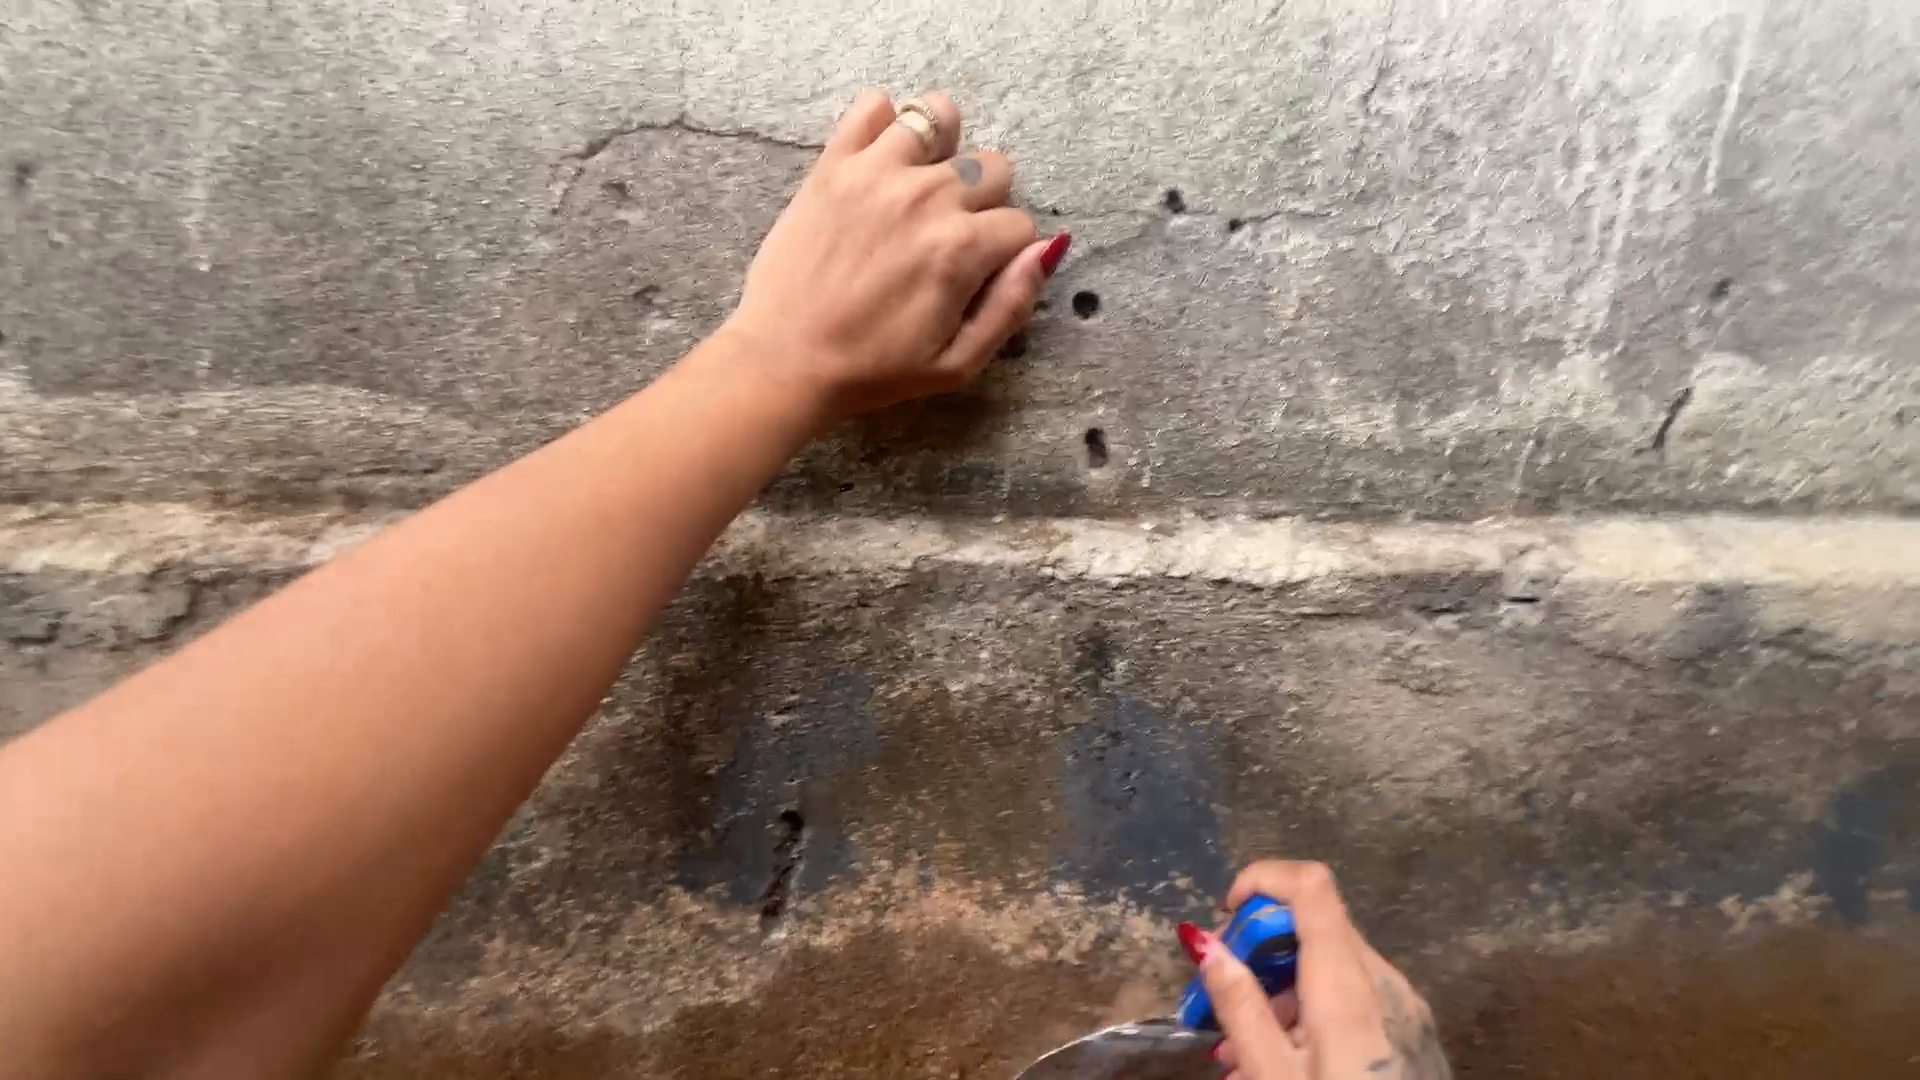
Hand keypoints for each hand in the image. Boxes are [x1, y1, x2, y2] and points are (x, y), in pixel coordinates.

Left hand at [723, 90, 1068, 418]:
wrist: (786, 360)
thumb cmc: (872, 370)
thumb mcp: (956, 364)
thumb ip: (1010, 307)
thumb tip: (1047, 252)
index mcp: (960, 250)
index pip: (1020, 225)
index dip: (1008, 254)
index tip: (981, 274)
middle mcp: (926, 198)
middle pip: (993, 167)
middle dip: (986, 202)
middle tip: (953, 237)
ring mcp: (877, 173)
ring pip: (942, 118)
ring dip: (945, 149)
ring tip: (925, 186)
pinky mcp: (834, 164)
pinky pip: (873, 106)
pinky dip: (885, 123)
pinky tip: (882, 163)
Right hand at [1183, 861, 1451, 1079]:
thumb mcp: (1274, 1075)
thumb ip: (1237, 1002)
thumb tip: (1199, 937)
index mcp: (1350, 985)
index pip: (1310, 883)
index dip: (1262, 878)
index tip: (1225, 914)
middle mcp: (1383, 983)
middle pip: (1311, 922)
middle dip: (1256, 944)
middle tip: (1219, 987)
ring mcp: (1401, 1009)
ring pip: (1326, 961)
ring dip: (1276, 983)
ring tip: (1239, 1045)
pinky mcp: (1407, 1033)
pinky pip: (1348, 993)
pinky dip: (1305, 1005)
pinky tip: (1280, 1057)